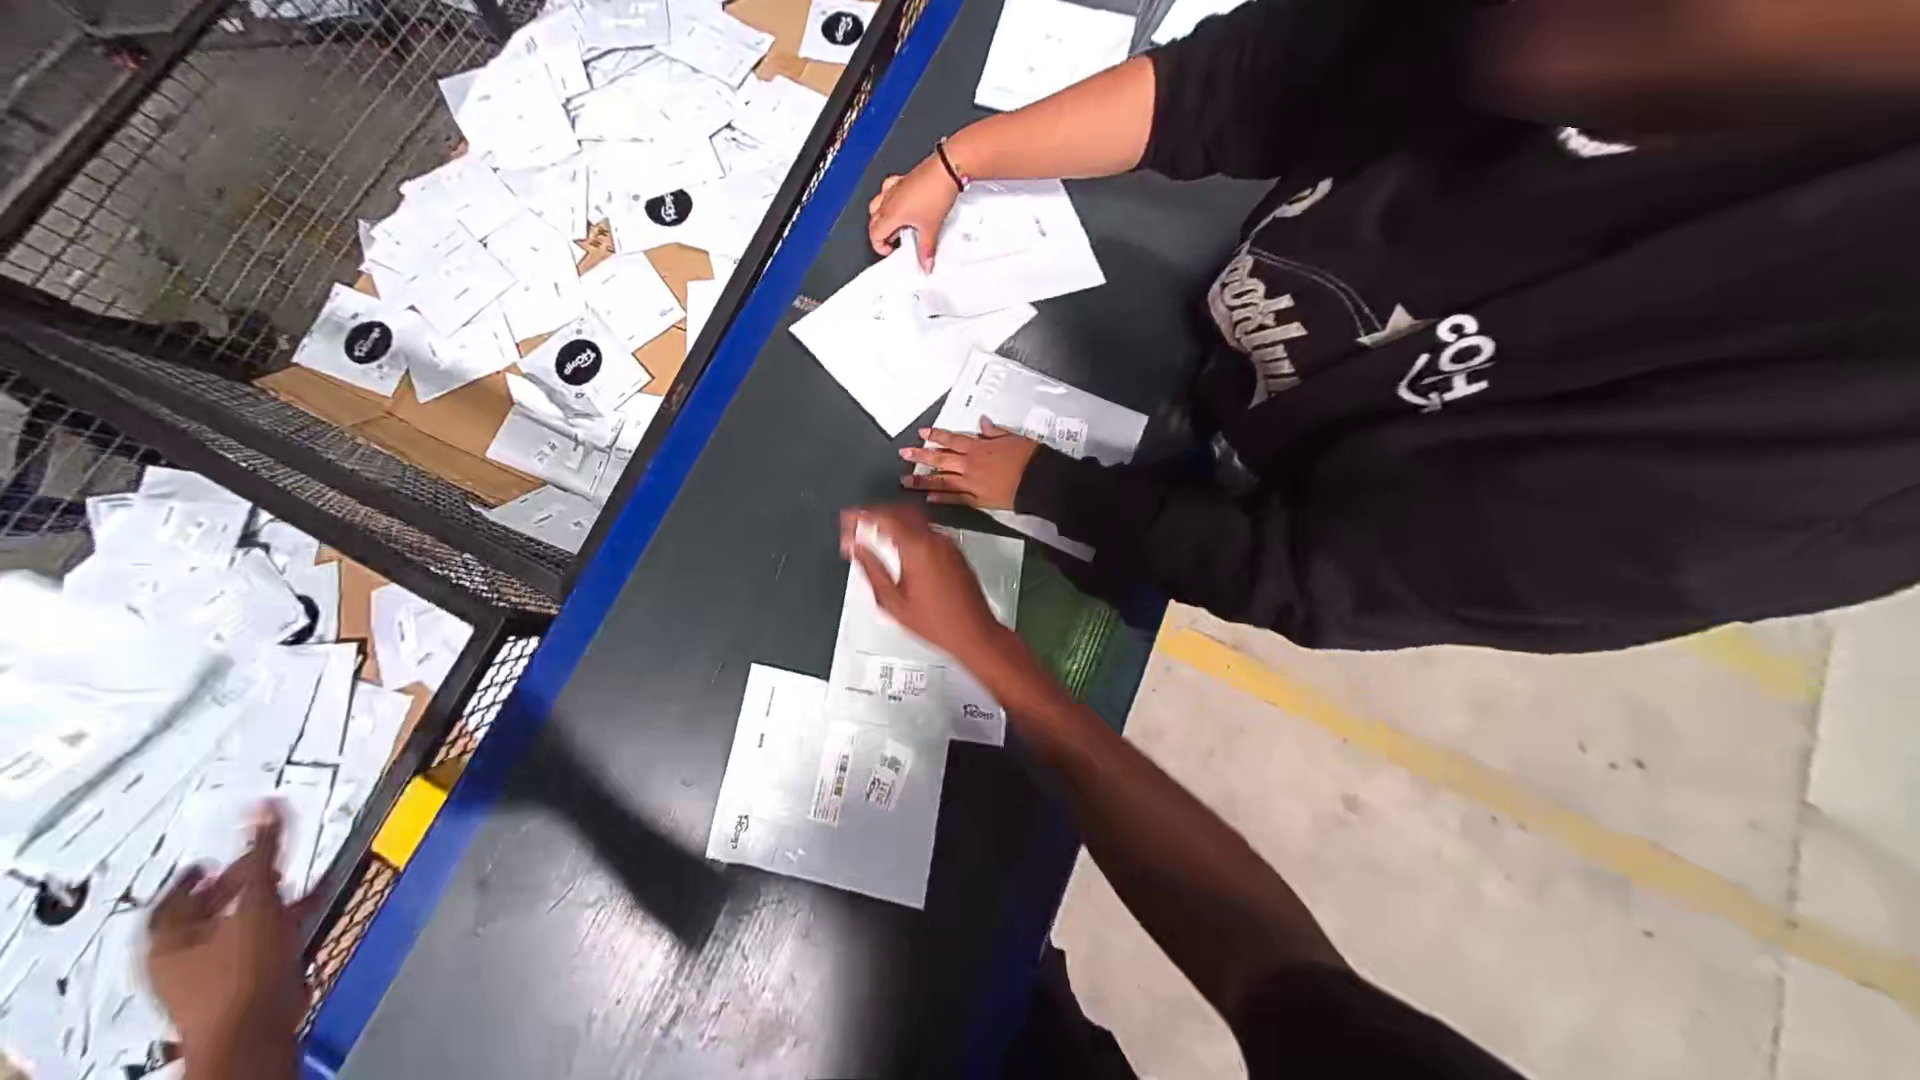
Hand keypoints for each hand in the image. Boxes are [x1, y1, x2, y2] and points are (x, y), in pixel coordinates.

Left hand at [146, 803, 307, 1069]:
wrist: (260, 1026)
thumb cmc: (243, 973)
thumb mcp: (259, 898)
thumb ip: (266, 851)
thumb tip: (266, 807)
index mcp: (167, 940)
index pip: (171, 899)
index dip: (192, 874)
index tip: (209, 858)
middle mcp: (181, 958)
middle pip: (204, 914)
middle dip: (235, 887)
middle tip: (257, 866)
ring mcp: (213, 975)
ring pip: (236, 928)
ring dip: (264, 904)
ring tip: (292, 884)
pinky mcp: (247, 983)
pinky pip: (262, 943)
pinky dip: (282, 923)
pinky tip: (307, 912)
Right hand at [839, 504, 1007, 663]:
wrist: (974, 633)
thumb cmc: (939, 624)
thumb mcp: (893, 602)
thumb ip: (871, 570)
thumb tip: (856, 549)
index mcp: (918, 549)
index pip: (884, 518)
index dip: (861, 515)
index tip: (849, 518)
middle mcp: (936, 541)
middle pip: (900, 511)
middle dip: (876, 513)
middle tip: (858, 522)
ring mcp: (949, 545)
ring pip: (916, 519)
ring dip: (894, 521)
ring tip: (875, 533)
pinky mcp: (956, 552)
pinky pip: (929, 531)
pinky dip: (910, 532)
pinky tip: (900, 546)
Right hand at [867, 156, 959, 269]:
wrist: (946, 170)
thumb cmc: (936, 194)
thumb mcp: (931, 228)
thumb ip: (926, 249)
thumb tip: (926, 264)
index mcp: (891, 214)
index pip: (874, 234)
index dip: (880, 246)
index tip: (892, 250)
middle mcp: (888, 201)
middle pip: (873, 221)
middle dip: (880, 234)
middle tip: (895, 241)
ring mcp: (894, 188)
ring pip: (877, 205)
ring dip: (882, 217)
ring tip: (897, 225)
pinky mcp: (902, 180)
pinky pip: (887, 190)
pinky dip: (889, 199)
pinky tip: (899, 203)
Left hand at [897, 421, 1037, 509]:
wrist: (1040, 480)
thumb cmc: (1030, 458)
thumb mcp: (1013, 437)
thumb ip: (995, 431)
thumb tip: (983, 423)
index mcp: (979, 447)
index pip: (952, 439)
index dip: (936, 435)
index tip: (922, 433)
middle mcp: (971, 464)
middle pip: (940, 458)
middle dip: (921, 456)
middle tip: (905, 454)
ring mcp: (972, 483)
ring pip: (942, 480)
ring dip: (923, 480)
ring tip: (906, 481)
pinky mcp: (978, 500)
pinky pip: (955, 498)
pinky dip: (941, 498)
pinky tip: (929, 497)